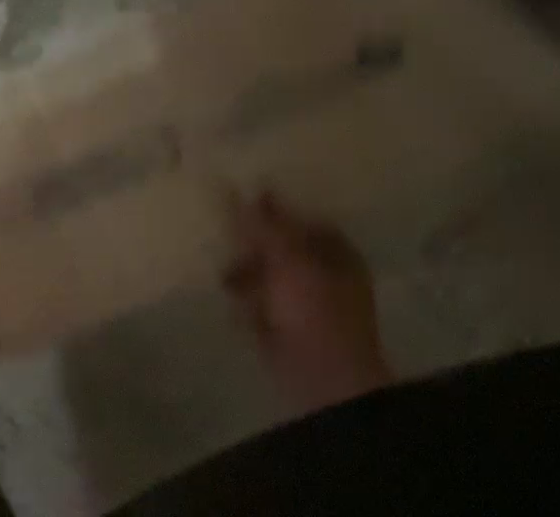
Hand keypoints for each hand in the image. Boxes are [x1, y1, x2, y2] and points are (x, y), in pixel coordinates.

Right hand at [223, 191, 392, 413]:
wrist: (319, 376)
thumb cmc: (313, 309)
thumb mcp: (287, 258)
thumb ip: (262, 222)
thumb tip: (242, 185)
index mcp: (336, 253)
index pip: (302, 218)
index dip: (274, 208)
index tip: (240, 198)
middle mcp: (323, 273)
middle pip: (280, 244)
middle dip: (251, 240)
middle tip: (223, 230)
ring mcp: (302, 301)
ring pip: (265, 271)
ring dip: (242, 269)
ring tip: (223, 272)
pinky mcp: (281, 323)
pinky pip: (255, 299)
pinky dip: (241, 296)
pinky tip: (228, 295)